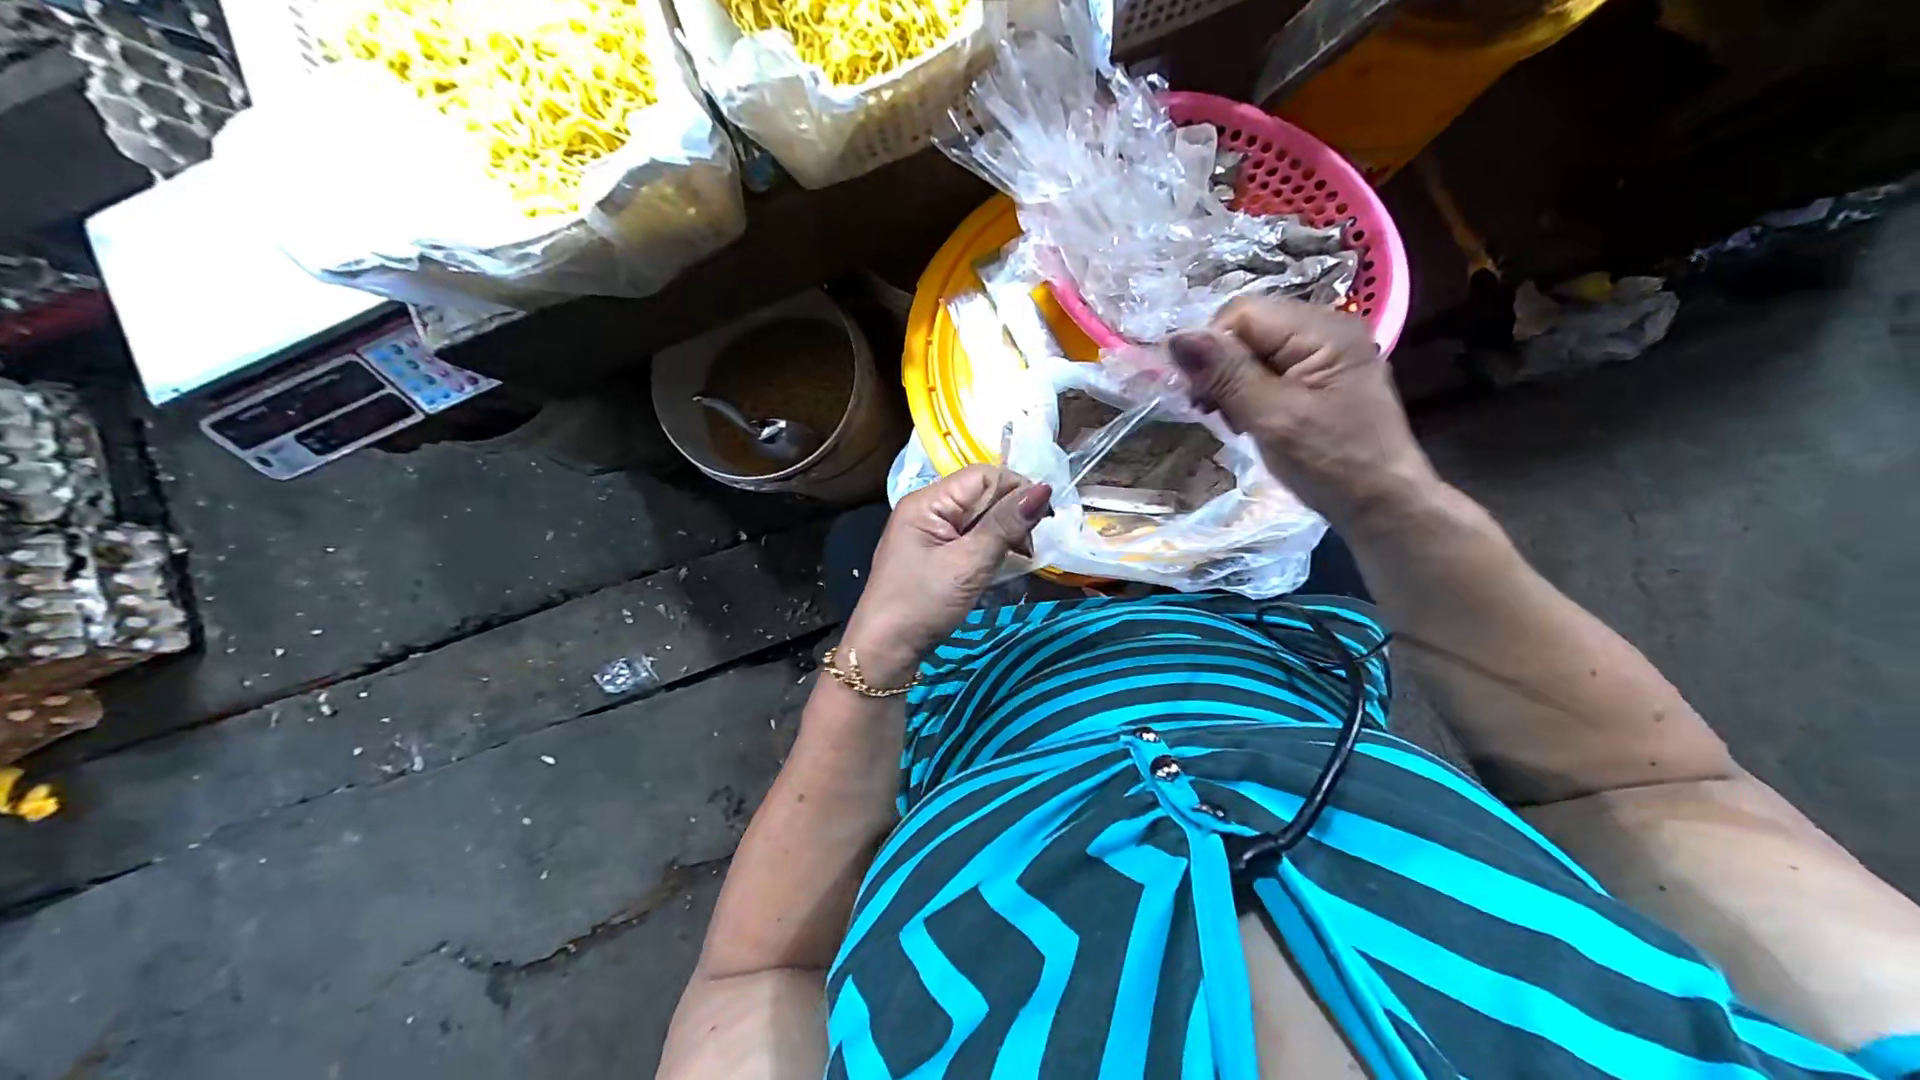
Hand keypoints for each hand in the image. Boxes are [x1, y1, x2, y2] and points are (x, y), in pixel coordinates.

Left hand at [839, 465, 1050, 686]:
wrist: (884, 651)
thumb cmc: (923, 604)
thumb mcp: (968, 563)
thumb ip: (1005, 525)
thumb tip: (1045, 488)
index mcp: (928, 502)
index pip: (984, 475)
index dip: (1017, 489)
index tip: (1043, 520)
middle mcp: (928, 509)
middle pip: (983, 494)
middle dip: (1013, 513)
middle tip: (1030, 546)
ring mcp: (930, 533)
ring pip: (980, 517)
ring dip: (1005, 532)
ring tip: (1022, 556)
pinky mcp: (935, 555)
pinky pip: (971, 538)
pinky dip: (992, 547)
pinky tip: (1005, 562)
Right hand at [1169, 297, 1439, 529]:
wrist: (1381, 504)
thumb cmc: (1330, 463)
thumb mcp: (1272, 418)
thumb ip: (1226, 374)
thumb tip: (1177, 338)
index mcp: (1323, 330)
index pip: (1242, 313)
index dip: (1211, 348)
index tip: (1200, 396)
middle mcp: (1326, 328)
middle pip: (1248, 328)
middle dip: (1220, 367)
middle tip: (1215, 412)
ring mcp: (1325, 353)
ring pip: (1254, 349)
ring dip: (1232, 382)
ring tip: (1235, 420)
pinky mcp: (1320, 377)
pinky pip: (1269, 368)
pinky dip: (1249, 391)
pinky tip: (1249, 418)